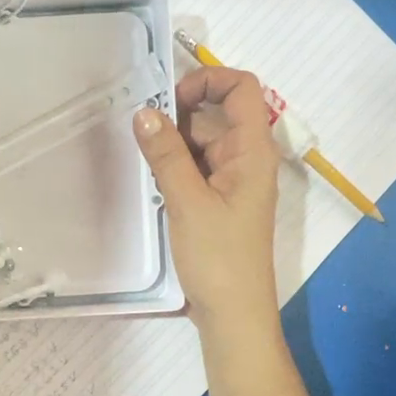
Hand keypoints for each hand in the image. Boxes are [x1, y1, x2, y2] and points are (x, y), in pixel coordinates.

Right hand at [134, 67, 282, 337]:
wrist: (234, 315)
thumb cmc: (219, 258)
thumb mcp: (188, 201)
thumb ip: (166, 154)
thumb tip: (144, 112)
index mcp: (253, 152)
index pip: (242, 89)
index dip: (209, 80)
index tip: (170, 99)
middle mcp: (248, 161)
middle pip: (219, 114)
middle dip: (181, 114)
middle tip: (142, 132)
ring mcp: (234, 183)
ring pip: (204, 143)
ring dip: (175, 143)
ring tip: (143, 158)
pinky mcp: (220, 204)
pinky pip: (198, 170)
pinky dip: (177, 167)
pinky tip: (153, 181)